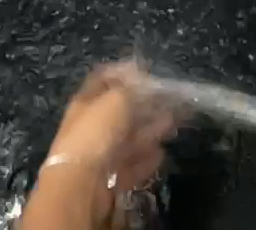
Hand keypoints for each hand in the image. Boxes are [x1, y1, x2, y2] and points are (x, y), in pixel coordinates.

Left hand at [38, 64, 178, 214]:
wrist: (82, 185)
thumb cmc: (97, 132)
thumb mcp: (117, 98)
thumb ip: (134, 88)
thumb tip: (147, 84)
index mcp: (87, 101)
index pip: (105, 80)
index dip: (125, 73)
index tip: (148, 71)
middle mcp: (91, 125)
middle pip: (122, 111)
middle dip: (147, 105)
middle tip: (170, 101)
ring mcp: (99, 153)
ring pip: (129, 137)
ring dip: (151, 130)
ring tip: (173, 125)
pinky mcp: (109, 177)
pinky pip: (131, 163)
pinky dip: (146, 158)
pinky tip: (161, 154)